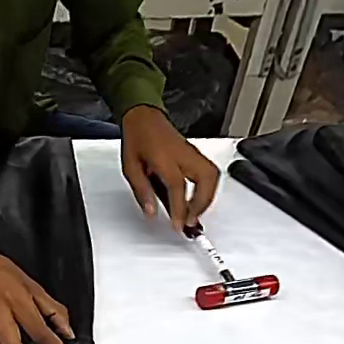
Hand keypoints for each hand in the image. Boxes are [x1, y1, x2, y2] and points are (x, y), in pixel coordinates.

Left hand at [121, 105, 218, 234]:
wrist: (144, 118)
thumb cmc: (138, 139)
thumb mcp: (131, 168)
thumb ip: (142, 191)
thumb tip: (151, 212)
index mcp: (165, 157)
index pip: (178, 186)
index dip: (180, 209)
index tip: (178, 226)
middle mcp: (183, 154)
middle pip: (205, 179)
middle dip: (201, 204)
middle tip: (190, 221)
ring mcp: (192, 153)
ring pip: (213, 176)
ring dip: (207, 198)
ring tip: (194, 214)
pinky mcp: (195, 155)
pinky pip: (210, 173)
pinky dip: (207, 190)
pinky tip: (197, 201)